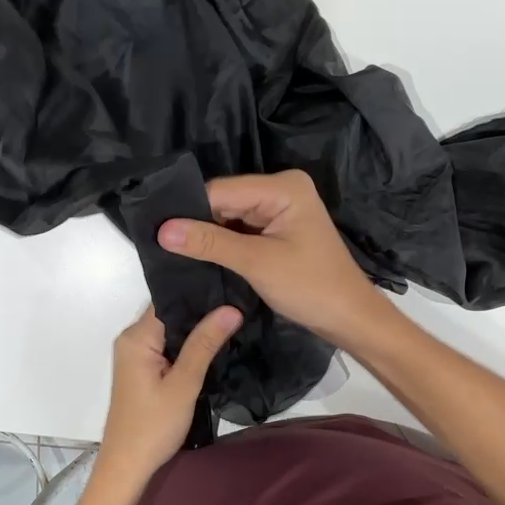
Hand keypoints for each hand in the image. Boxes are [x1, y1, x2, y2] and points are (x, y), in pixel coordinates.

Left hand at [94, 305, 241, 499]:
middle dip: (202, 309)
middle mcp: (132, 339)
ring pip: (172, 330)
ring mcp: (136, 354)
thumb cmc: (154, 426)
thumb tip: (232, 308)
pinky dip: (189, 345)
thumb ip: (205, 344)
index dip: (200, 292)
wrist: (128, 465)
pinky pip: (168, 346)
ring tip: (235, 318)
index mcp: (136, 337)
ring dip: (197, 329)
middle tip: (241, 302)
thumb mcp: (184, 384)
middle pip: (171, 312)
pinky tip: (214, 343)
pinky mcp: (143, 369)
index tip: (233, 285)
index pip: (170, 300)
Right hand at [159, 170, 387, 345]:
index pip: (221, 190)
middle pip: (223, 201)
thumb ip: (209, 243)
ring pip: (227, 216)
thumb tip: (163, 230)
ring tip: (171, 250)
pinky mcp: (275, 229)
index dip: (189, 209)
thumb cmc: (310, 287)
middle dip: (196, 222)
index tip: (155, 230)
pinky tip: (197, 256)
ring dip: (206, 234)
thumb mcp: (256, 263)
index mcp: (282, 187)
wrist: (349, 317)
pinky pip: (238, 229)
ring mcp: (279, 210)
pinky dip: (221, 243)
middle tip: (158, 243)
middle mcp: (280, 189)